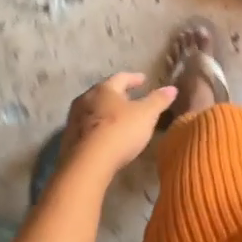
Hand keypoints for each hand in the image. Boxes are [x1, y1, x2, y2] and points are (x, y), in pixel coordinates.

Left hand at [60, 73, 177, 177]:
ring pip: (93, 109)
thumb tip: (172, 88)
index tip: (143, 80)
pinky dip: (98, 127)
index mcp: (104, 89)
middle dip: (118, 95)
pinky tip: (105, 136)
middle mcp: (86, 99)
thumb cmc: (120, 131)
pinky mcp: (69, 138)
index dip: (134, 78)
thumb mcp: (146, 115)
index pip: (121, 77)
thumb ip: (158, 100)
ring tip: (118, 118)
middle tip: (130, 99)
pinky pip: (87, 127)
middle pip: (104, 92)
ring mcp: (74, 118)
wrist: (88, 163)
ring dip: (106, 111)